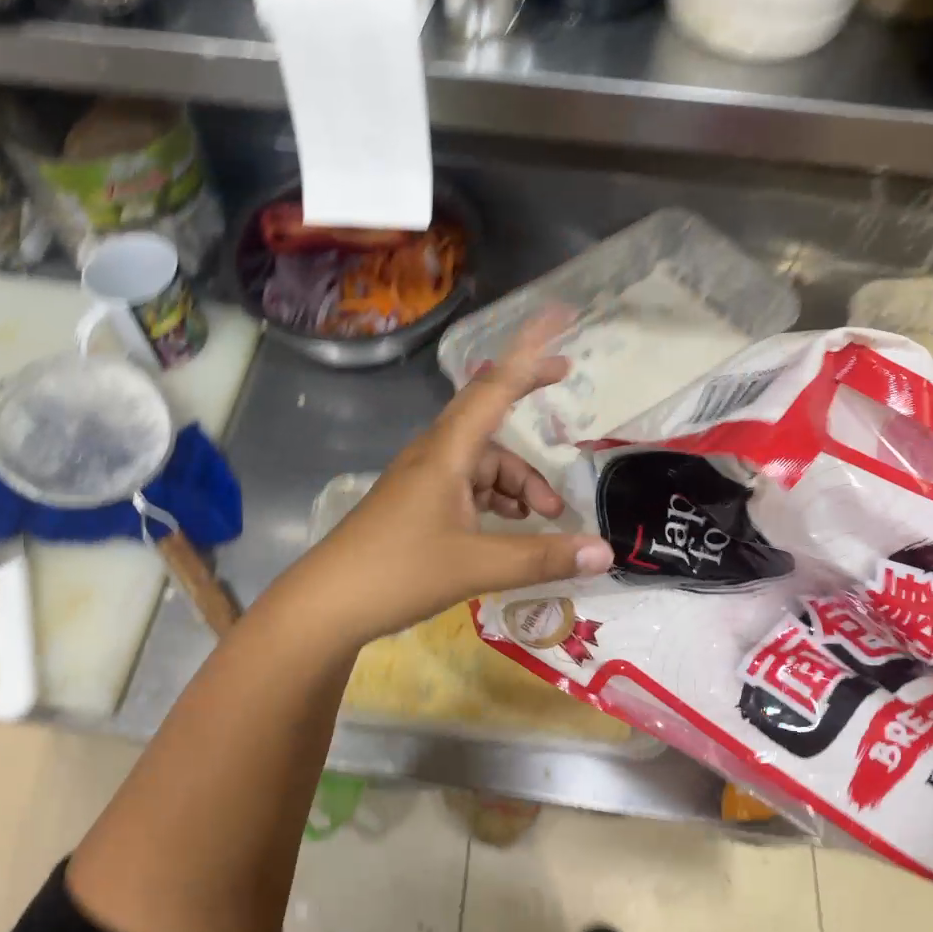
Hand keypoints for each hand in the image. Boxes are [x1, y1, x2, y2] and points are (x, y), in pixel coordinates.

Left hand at [280, 312, 613, 645]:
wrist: (327, 604)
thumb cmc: (398, 573)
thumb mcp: (476, 566)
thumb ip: (542, 557)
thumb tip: (605, 551)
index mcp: (446, 453)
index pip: (494, 389)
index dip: (529, 357)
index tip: (559, 326)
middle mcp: (432, 455)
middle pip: (490, 427)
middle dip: (528, 444)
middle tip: (564, 459)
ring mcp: (420, 480)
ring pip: (479, 465)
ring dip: (513, 485)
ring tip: (539, 522)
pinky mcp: (414, 505)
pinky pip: (463, 487)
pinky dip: (492, 500)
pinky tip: (507, 528)